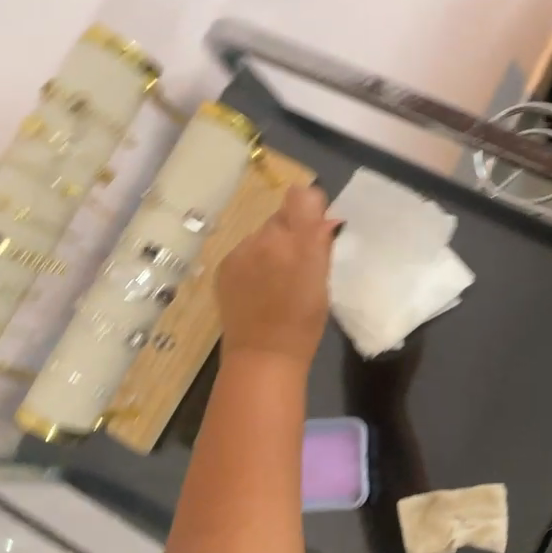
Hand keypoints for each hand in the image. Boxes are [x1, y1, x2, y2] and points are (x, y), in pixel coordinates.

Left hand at [216, 185, 338, 367]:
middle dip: (292, 232)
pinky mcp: (225, 265)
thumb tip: (326, 220)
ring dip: (271, 248)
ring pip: (263, 235)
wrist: (263, 355)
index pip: (304, 197)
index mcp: (300, 242)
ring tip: (276, 281)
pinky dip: (253, 263)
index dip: (311, 207)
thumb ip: (322, 246)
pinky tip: (257, 288)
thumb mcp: (323, 284)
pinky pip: (244, 252)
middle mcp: (269, 238)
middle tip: (298, 262)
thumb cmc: (304, 325)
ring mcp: (243, 251)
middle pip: (282, 216)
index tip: (316, 228)